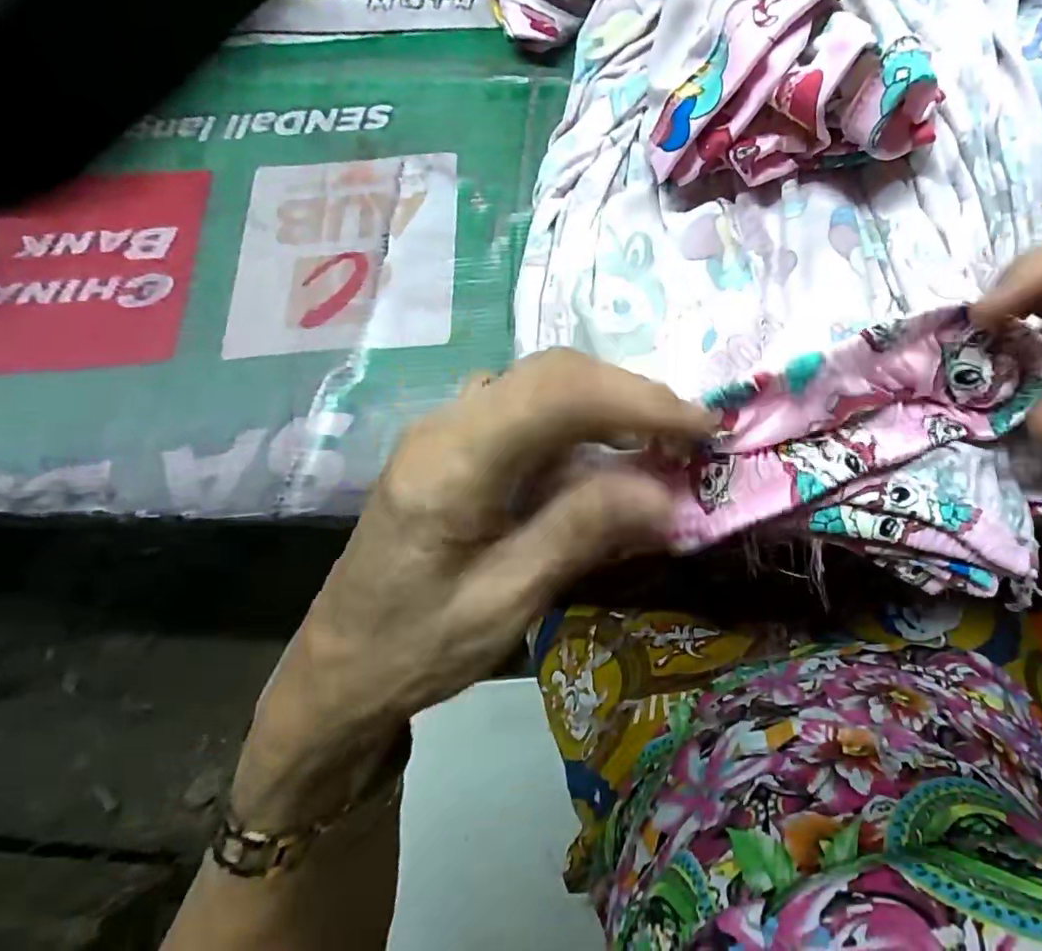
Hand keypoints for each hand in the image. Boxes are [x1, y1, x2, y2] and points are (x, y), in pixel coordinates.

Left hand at [234, 349, 716, 825]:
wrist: (339, 667)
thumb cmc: (416, 647)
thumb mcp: (505, 602)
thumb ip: (580, 533)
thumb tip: (666, 491)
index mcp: (451, 462)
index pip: (556, 394)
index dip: (638, 400)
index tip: (702, 428)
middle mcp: (446, 425)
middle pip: (552, 374)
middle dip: (632, 396)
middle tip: (692, 436)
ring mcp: (447, 429)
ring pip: (544, 386)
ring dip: (611, 406)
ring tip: (664, 444)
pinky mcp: (456, 445)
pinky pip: (530, 413)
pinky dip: (583, 425)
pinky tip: (611, 457)